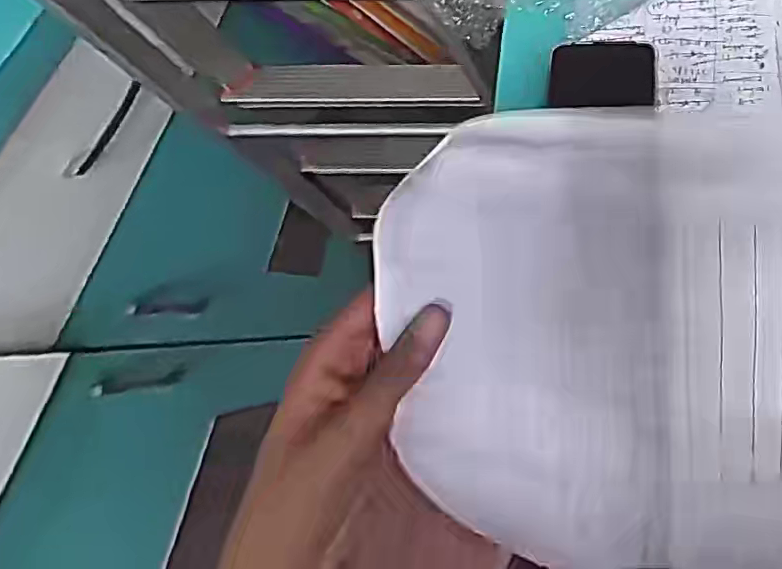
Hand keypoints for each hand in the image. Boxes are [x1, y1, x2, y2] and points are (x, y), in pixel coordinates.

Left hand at [218, 292, 469, 568]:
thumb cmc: (287, 515)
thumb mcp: (342, 437)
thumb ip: (390, 376)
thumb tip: (432, 317)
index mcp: (327, 365)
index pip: (373, 303)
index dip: (410, 281)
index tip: (452, 266)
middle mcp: (356, 379)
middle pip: (405, 331)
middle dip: (440, 317)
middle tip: (483, 296)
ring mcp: (382, 409)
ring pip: (425, 364)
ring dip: (454, 354)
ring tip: (494, 333)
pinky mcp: (403, 439)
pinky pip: (438, 401)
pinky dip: (459, 390)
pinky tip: (486, 385)